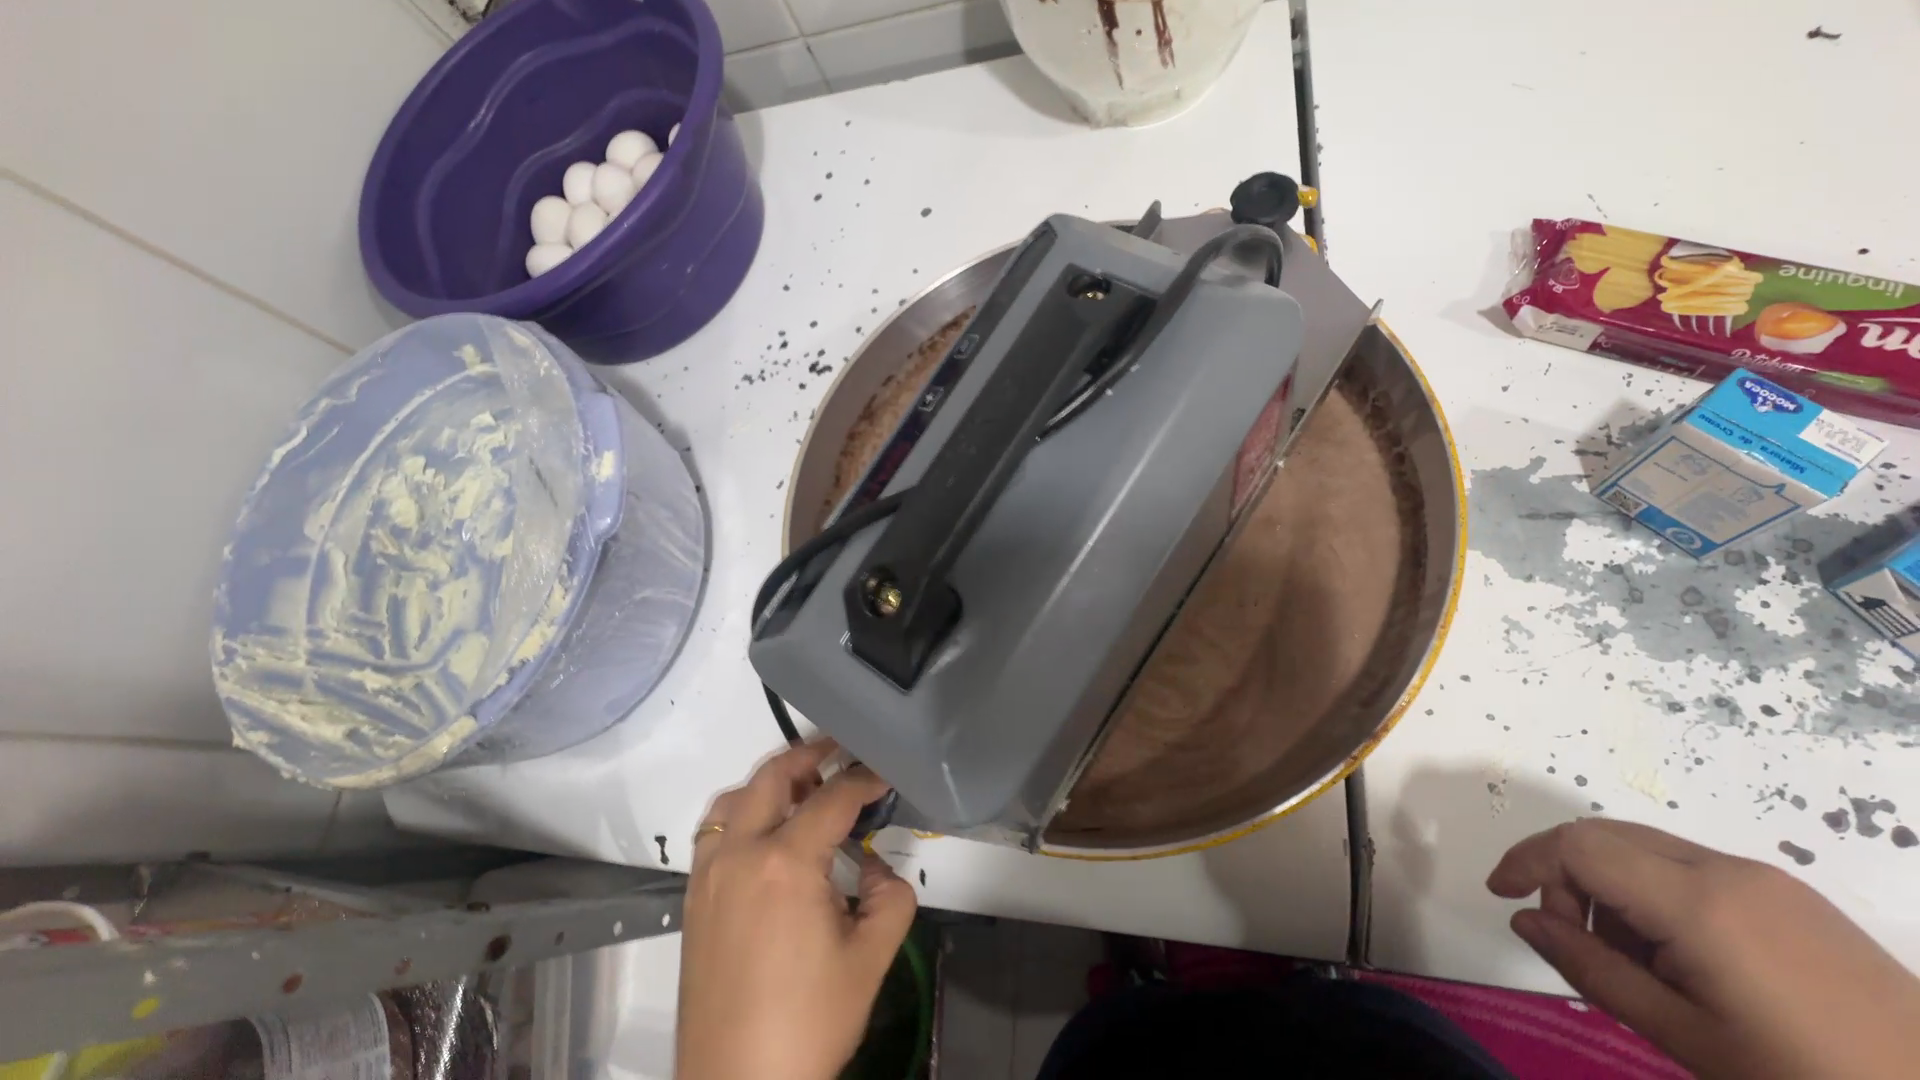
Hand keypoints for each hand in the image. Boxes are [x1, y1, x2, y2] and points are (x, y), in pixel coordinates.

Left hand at [676, 739, 917, 1079]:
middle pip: (772, 778)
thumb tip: (873, 870)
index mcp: (785, 862)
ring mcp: (708, 875)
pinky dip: (741, 813)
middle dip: (810, 757)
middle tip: (842, 754)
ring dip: (769, 782)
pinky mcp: (693, 899)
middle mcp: (739, 853)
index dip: (864, 779)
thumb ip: (889, 897)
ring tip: (803, 790)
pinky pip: (715, 832)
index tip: (885, 772)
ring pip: (733, 799)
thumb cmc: (810, 1021)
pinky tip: (766, 836)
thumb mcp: (870, 958)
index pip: (832, 798)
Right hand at [1488, 819, 1919, 1079]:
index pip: (1580, 846)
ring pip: (1645, 849)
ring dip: (1608, 884)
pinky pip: (1690, 867)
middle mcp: (1726, 869)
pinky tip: (1676, 953)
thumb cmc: (1800, 1074)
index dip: (1527, 860)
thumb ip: (1591, 969)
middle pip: (1607, 836)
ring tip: (1631, 959)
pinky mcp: (1788, 892)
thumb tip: (1526, 918)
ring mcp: (1763, 876)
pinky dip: (1652, 892)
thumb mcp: (1681, 1034)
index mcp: (1698, 903)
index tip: (1500, 894)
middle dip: (1565, 874)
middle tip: (1570, 937)